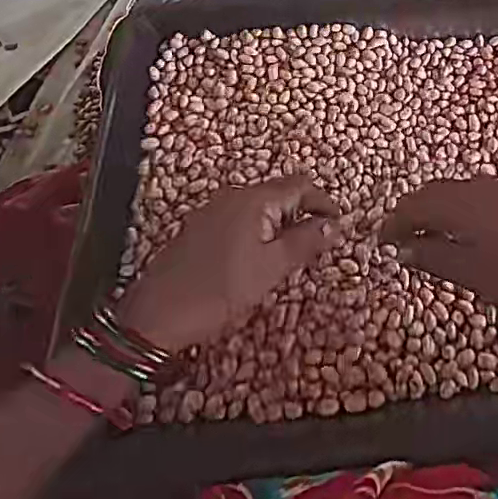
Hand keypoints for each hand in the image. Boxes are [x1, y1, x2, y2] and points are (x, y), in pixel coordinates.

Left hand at [117, 175, 337, 351]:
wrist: (158, 313)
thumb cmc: (220, 291)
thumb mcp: (271, 269)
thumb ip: (305, 241)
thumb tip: (334, 223)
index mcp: (254, 199)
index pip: (300, 185)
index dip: (323, 202)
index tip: (338, 225)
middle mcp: (233, 196)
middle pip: (279, 193)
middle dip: (303, 214)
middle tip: (318, 245)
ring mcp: (214, 210)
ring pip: (259, 208)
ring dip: (281, 224)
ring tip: (292, 256)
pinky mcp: (201, 227)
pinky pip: (241, 219)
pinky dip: (259, 232)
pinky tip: (258, 260)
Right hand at [380, 176, 497, 353]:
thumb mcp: (471, 274)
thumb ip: (432, 258)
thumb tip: (402, 251)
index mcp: (456, 203)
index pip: (411, 208)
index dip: (393, 224)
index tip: (380, 241)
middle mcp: (472, 187)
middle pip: (429, 194)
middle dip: (410, 214)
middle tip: (398, 238)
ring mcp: (496, 190)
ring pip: (450, 193)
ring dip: (433, 211)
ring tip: (425, 236)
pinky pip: (470, 195)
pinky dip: (454, 209)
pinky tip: (460, 231)